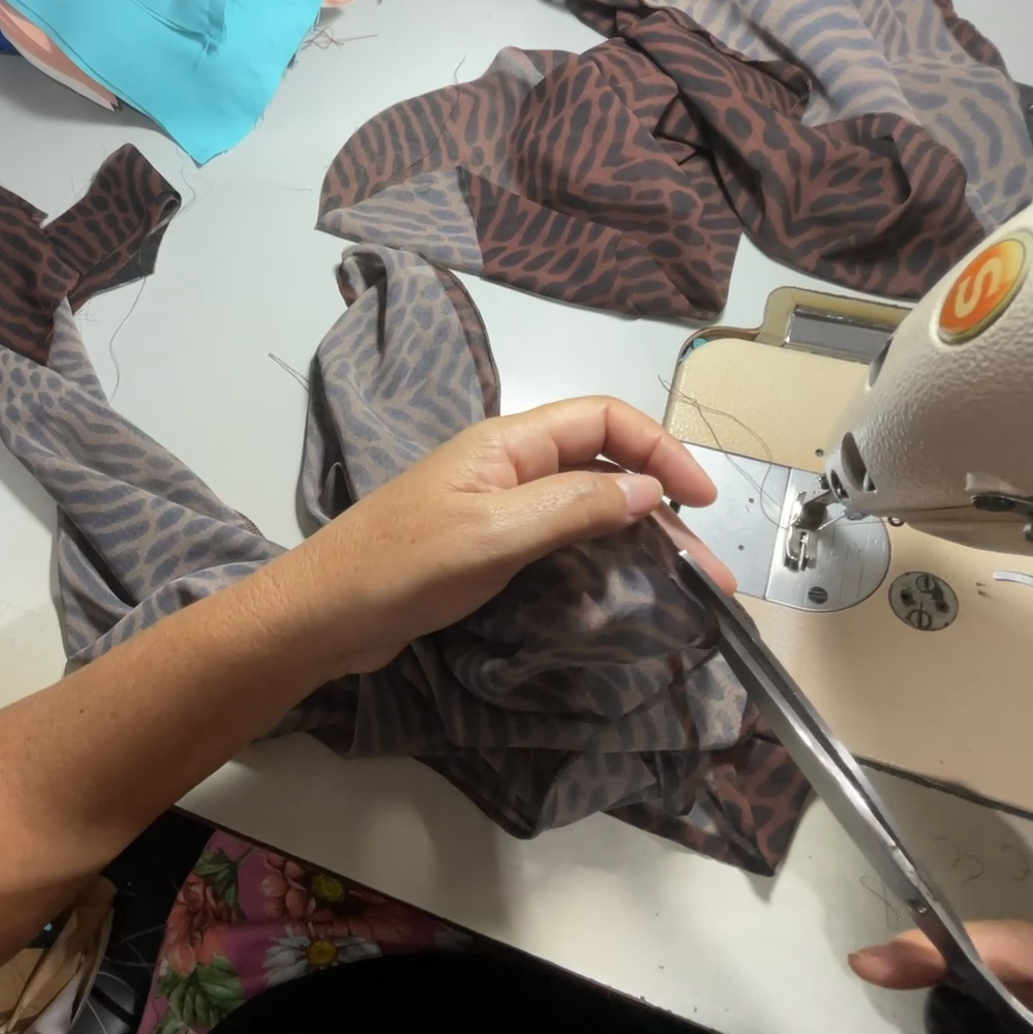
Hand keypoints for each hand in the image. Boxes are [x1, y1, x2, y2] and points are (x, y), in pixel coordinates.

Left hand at [273, 396, 734, 675]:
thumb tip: (648, 489)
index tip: (701, 499)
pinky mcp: (482, 548)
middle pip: (598, 466)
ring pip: (579, 506)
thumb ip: (571, 505)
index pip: (602, 420)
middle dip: (657, 504)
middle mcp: (504, 468)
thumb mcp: (493, 532)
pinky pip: (552, 539)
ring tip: (680, 582)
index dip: (659, 449)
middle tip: (704, 567)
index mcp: (506, 444)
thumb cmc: (402, 566)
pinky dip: (592, 555)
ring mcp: (492, 509)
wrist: (329, 613)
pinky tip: (617, 584)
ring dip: (632, 537)